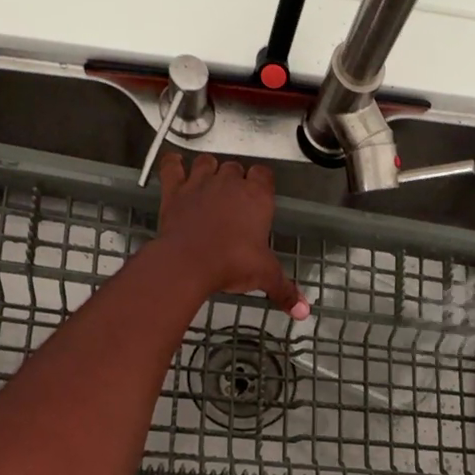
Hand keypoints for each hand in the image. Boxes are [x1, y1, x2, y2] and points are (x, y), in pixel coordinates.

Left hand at [155, 151, 307, 318]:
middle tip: (236, 201)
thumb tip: (303, 311)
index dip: (262, 182)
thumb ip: (285, 290)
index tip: (261, 196)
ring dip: (209, 169)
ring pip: (207, 162)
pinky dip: (173, 164)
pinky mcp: (175, 191)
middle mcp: (229, 183)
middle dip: (236, 180)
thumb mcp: (265, 277)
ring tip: (210, 184)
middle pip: (235, 168)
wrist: (189, 262)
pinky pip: (171, 166)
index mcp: (256, 197)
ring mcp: (199, 183)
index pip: (264, 175)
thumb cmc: (233, 264)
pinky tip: (175, 166)